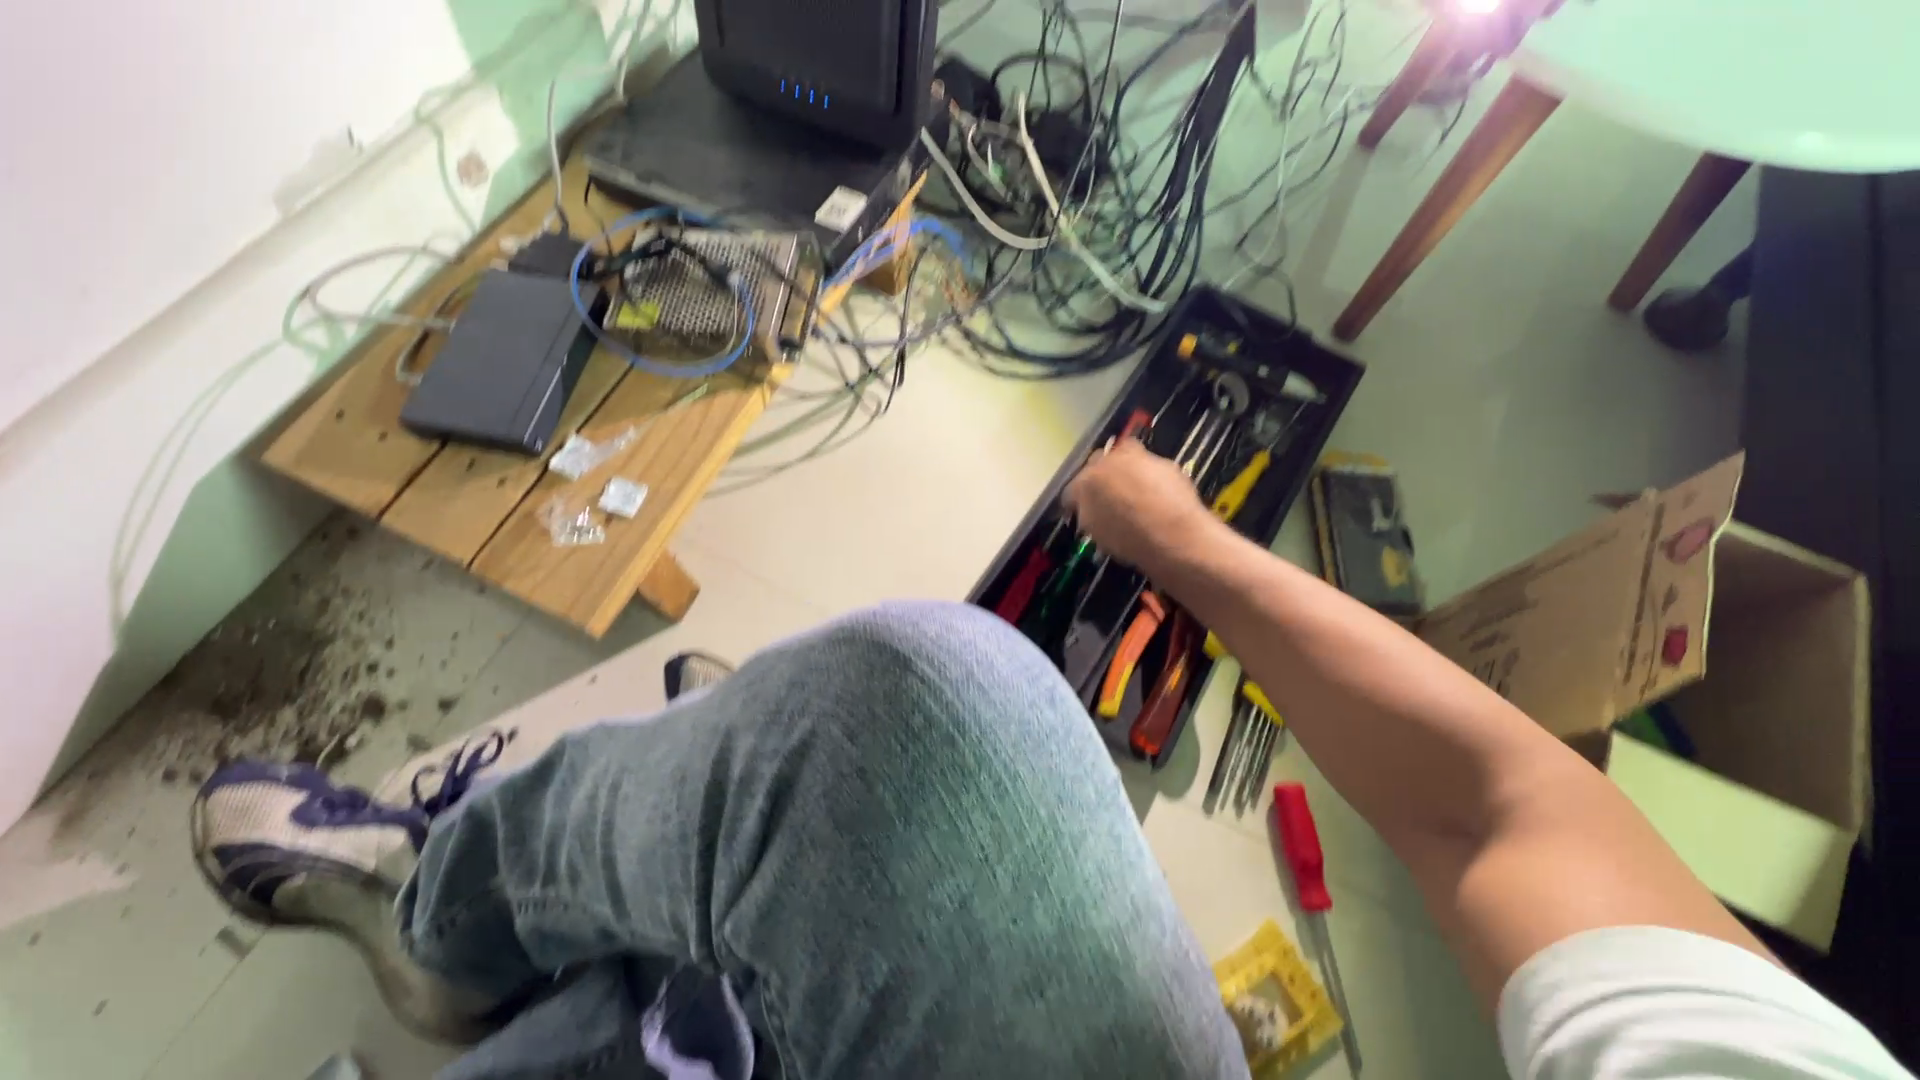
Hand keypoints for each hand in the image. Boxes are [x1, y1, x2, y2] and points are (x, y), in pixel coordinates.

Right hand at [1062, 439, 1214, 572]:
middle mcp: (1107, 463)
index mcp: (1084, 484)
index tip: (1084, 511)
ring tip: (1138, 494)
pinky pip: (1152, 468)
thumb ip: (1089, 515)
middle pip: (1097, 462)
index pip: (1072, 490)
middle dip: (1101, 476)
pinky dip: (1152, 478)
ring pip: (1126, 457)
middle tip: (1109, 496)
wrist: (1175, 536)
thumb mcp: (1098, 535)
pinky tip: (1160, 497)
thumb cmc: (1130, 541)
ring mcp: (1138, 458)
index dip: (1077, 501)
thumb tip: (1092, 511)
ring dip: (1127, 471)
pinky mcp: (1165, 462)